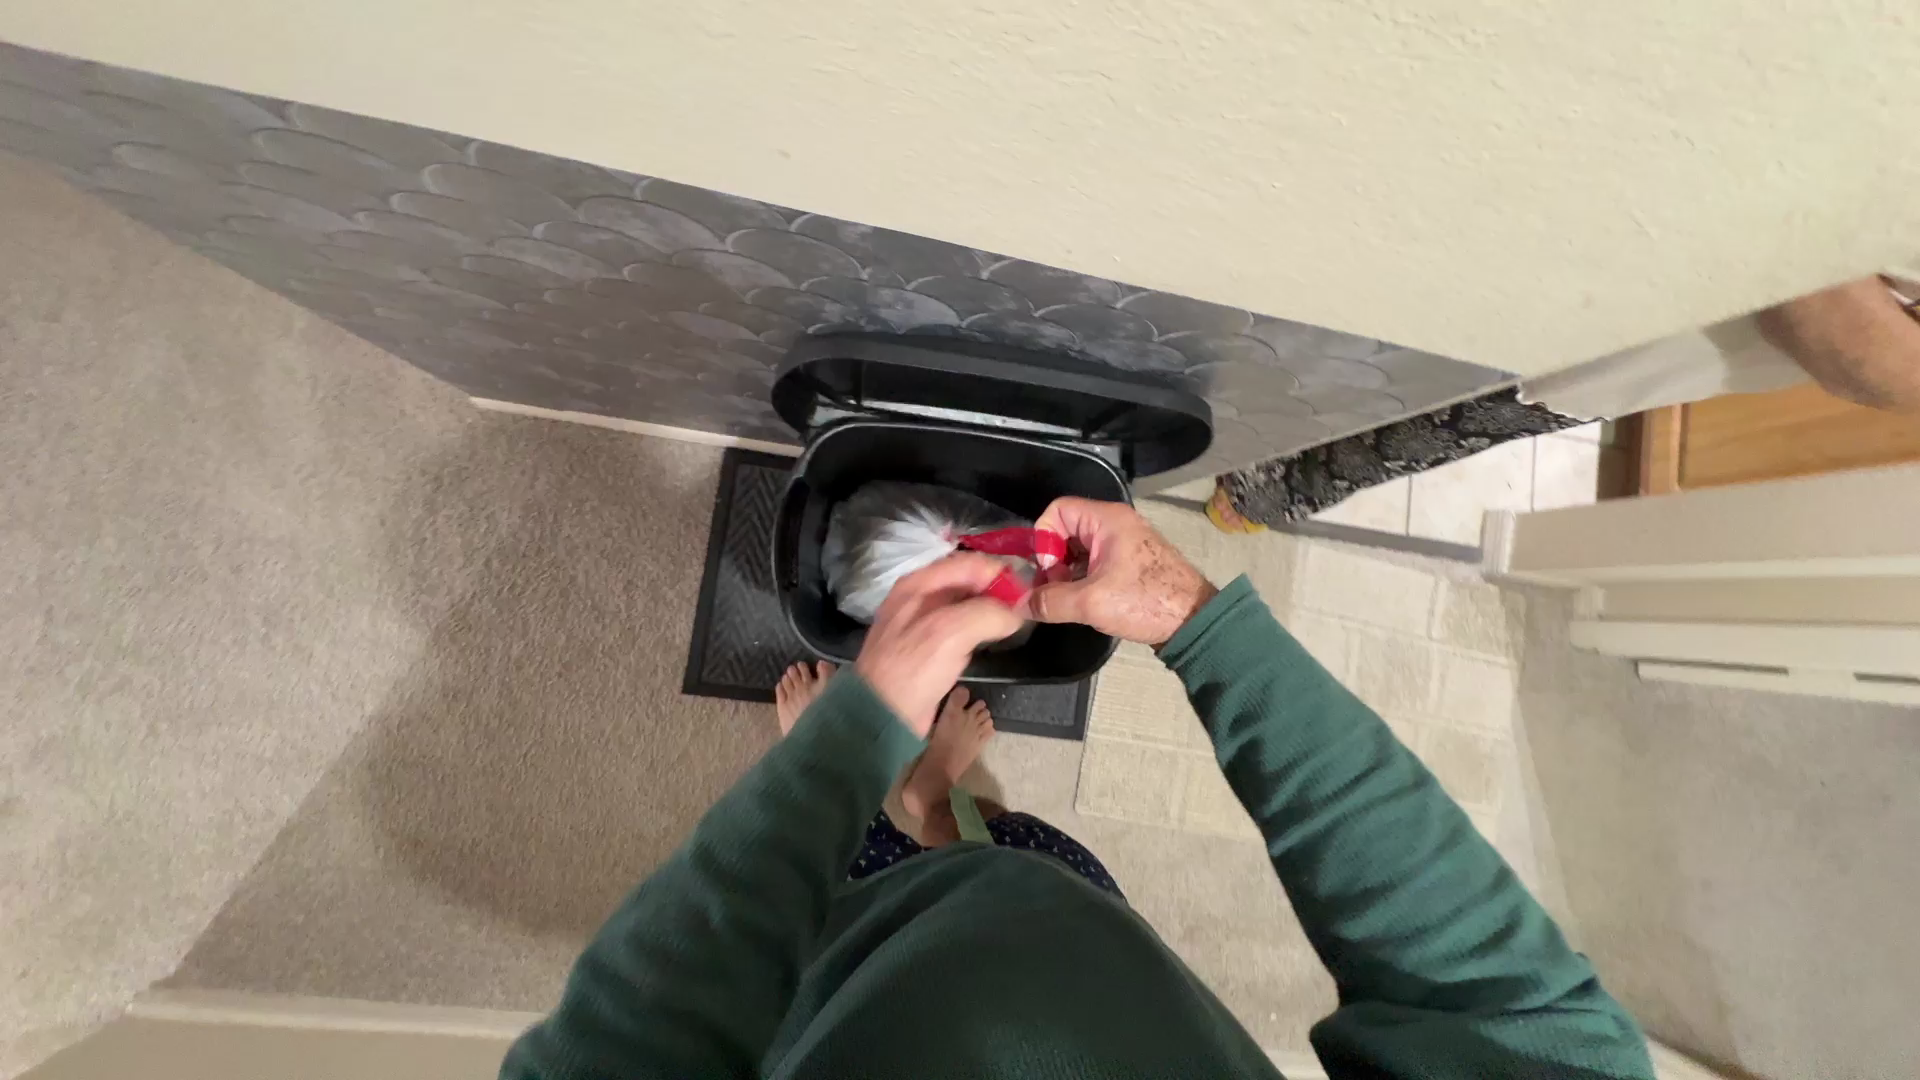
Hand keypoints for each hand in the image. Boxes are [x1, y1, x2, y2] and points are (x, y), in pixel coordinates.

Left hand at [855, 553, 1025, 735]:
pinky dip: (980, 628)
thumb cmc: (913, 668)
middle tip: (1027, 606)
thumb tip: (1018, 612)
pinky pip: (961, 627)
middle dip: (998, 590)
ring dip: (991, 609)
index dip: (1000, 573)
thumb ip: (988, 613)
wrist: (882, 715)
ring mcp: (925, 621)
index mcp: (919, 583)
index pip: (969, 563)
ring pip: (967, 604)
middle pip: (969, 581)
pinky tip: (995, 637)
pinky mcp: (930, 646)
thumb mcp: (950, 632)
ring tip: (1017, 620)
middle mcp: (920, 596)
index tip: (1027, 591)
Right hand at [1027, 497, 1216, 647]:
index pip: (1057, 510)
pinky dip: (1080, 579)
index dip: (1044, 538)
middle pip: (1065, 529)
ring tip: (1066, 600)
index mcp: (1107, 520)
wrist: (1194, 620)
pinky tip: (1081, 602)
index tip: (1049, 570)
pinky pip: (1092, 562)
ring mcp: (1122, 543)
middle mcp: (1114, 524)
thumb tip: (1019, 604)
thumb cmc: (1145, 601)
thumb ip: (1050, 601)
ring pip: (1077, 549)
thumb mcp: (1091, 603)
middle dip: (1052, 559)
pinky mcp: (1127, 563)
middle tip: (1054, 589)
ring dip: (1065, 573)